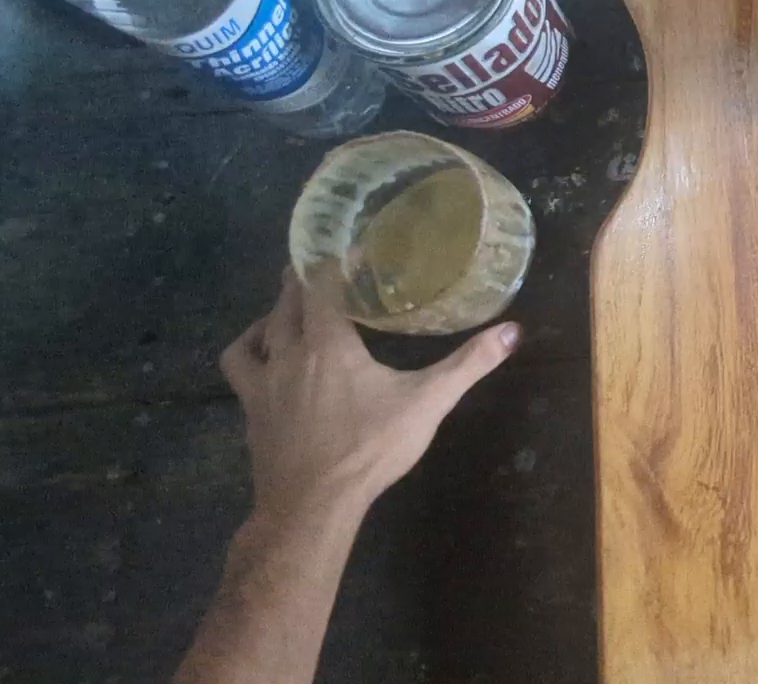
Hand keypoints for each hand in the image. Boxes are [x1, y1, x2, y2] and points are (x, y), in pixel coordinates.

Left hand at [219, 269, 518, 521]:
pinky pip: (242, 376)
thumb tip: (514, 331)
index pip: (321, 291)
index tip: (343, 249)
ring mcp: (262, 391)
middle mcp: (288, 358)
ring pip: (250, 341)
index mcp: (327, 347)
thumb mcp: (429, 401)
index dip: (330, 266)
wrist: (311, 508)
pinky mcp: (252, 419)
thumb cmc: (370, 445)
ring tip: (283, 316)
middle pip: (282, 308)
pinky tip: (271, 369)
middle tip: (314, 269)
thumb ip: (470, 363)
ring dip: (264, 321)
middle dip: (297, 285)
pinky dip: (252, 360)